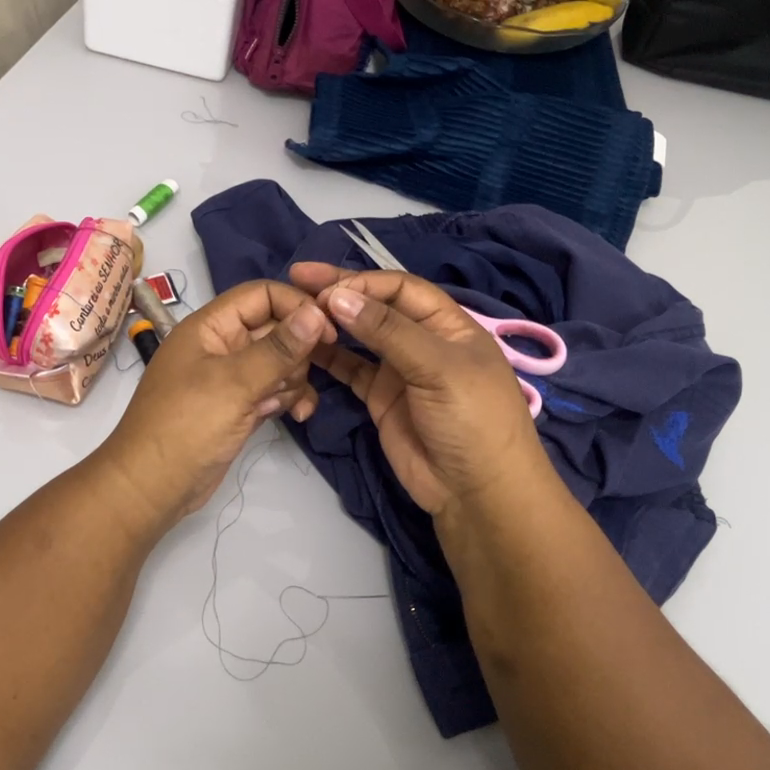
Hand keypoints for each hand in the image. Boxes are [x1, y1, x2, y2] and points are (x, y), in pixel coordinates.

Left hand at [98, 280, 334, 526]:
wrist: (152, 487)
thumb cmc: (187, 425)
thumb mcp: (235, 383)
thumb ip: (279, 348)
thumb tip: (317, 312)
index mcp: (210, 326)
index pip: (261, 295)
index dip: (297, 306)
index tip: (329, 331)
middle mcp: (221, 345)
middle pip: (275, 328)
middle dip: (296, 351)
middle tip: (298, 377)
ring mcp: (230, 378)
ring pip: (280, 362)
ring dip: (294, 380)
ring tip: (285, 403)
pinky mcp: (239, 407)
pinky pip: (274, 389)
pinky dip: (288, 399)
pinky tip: (295, 416)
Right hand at [289, 263, 550, 517]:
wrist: (477, 493)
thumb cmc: (472, 420)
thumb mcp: (438, 368)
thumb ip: (388, 331)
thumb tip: (337, 296)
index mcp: (448, 324)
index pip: (401, 289)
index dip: (364, 282)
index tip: (326, 287)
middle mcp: (423, 340)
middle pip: (376, 306)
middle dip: (340, 291)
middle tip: (296, 276)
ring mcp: (400, 370)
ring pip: (359, 336)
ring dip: (330, 321)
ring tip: (293, 309)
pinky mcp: (381, 397)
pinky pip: (349, 369)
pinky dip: (327, 357)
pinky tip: (302, 346)